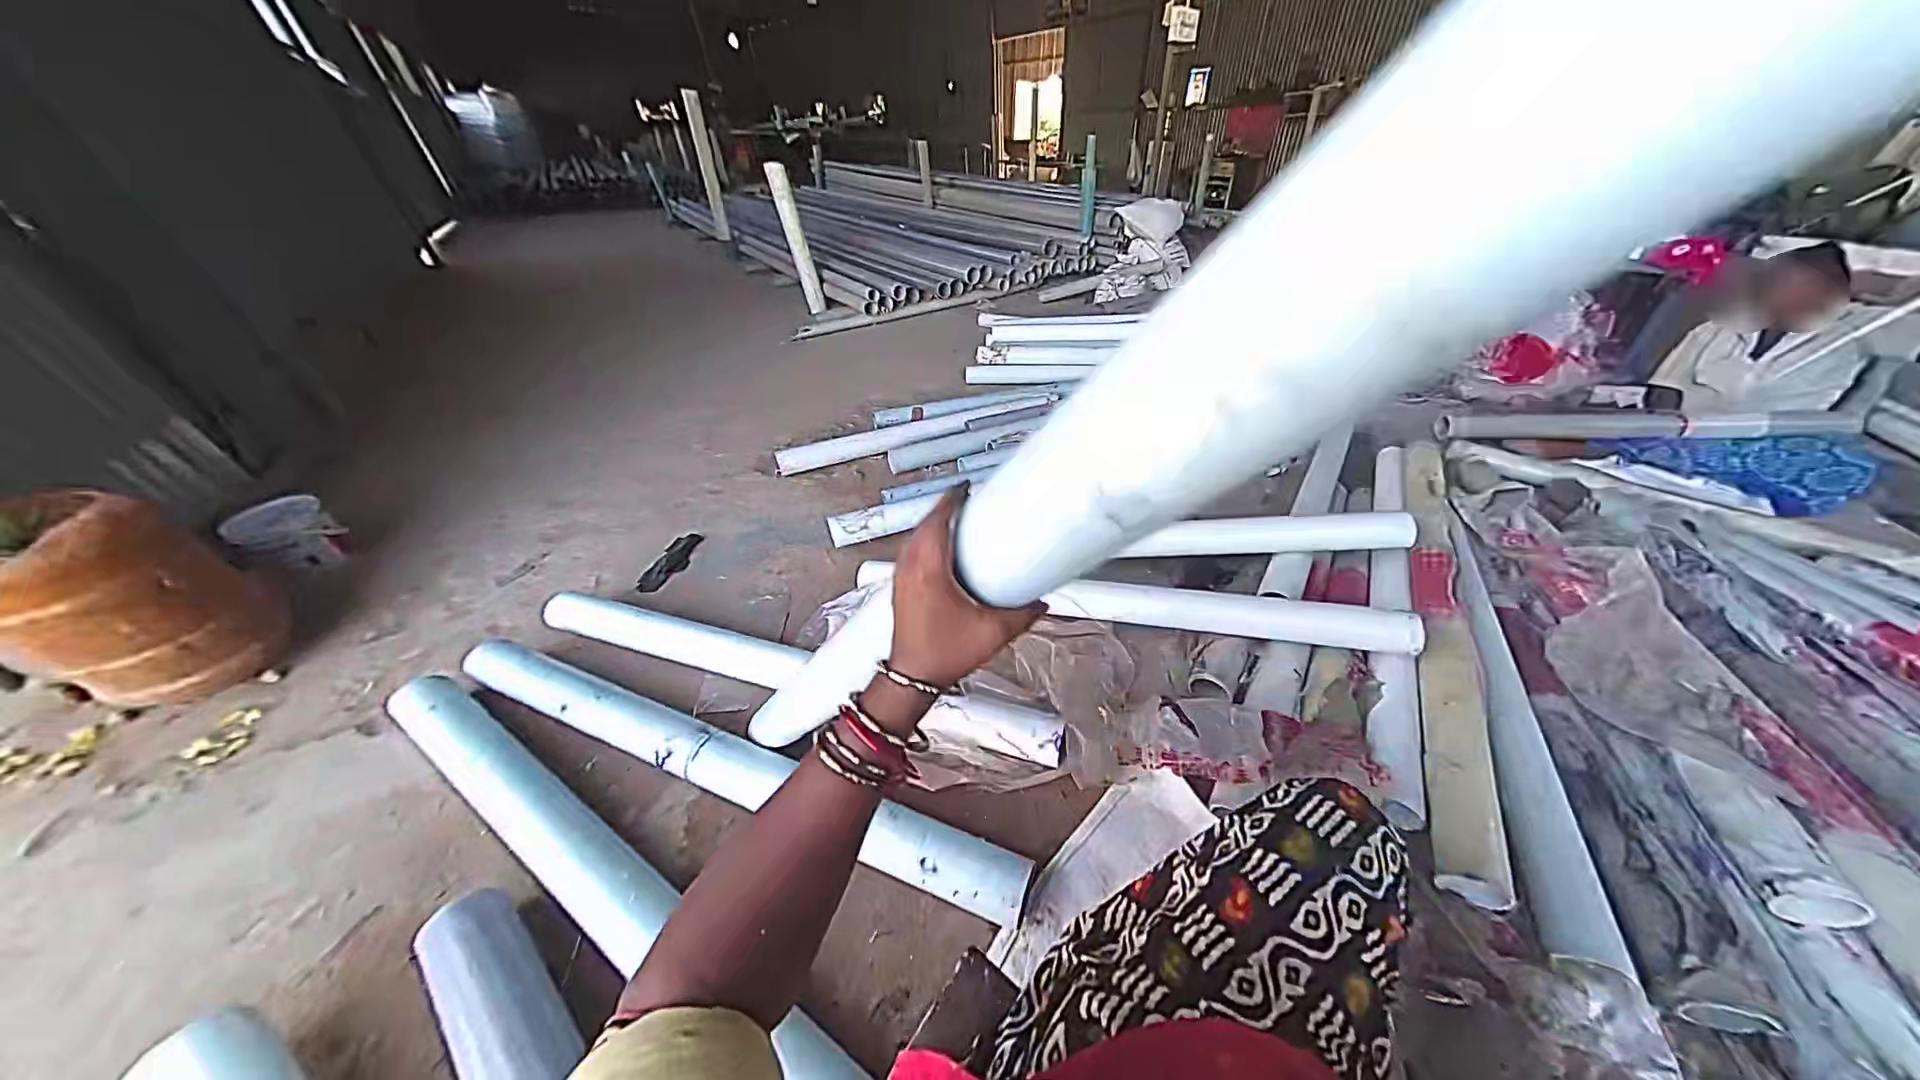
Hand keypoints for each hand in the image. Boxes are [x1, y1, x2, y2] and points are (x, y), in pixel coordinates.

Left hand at [887, 486, 1045, 687]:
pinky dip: (923, 540)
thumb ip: (1023, 615)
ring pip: (913, 536)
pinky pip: (909, 551)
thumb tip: (1039, 602)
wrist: (912, 676)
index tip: (964, 489)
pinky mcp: (900, 587)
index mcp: (929, 570)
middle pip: (924, 523)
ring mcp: (901, 578)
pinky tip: (938, 549)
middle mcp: (910, 569)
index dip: (952, 499)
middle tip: (963, 501)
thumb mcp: (992, 633)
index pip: (937, 520)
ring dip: (932, 523)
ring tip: (953, 519)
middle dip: (943, 508)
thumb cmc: (940, 655)